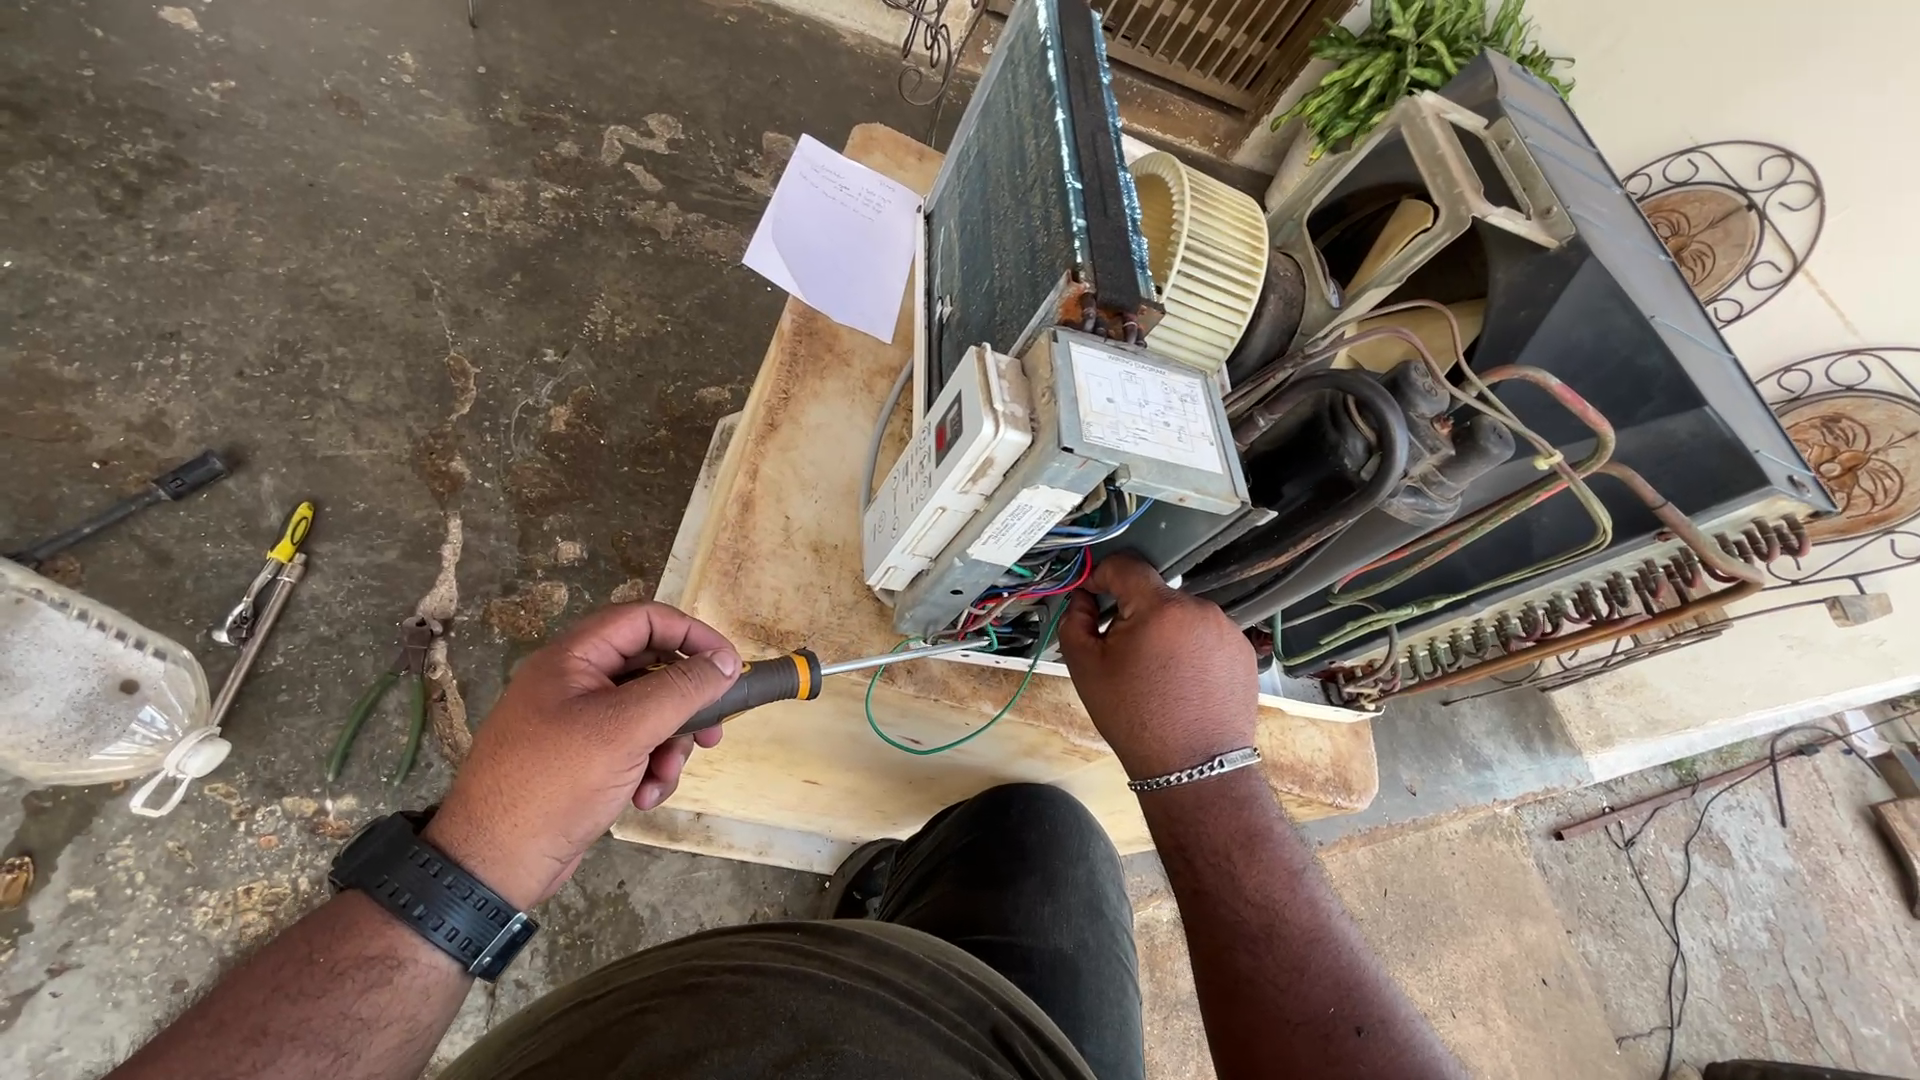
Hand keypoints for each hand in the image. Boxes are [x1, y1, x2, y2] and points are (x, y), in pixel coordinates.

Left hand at [421, 602, 740, 908]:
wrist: (491, 866)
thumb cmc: (556, 783)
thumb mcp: (627, 729)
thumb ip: (682, 688)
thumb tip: (727, 662)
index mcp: (573, 658)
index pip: (644, 619)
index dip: (692, 634)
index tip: (729, 666)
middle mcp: (575, 682)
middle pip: (652, 669)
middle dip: (687, 703)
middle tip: (714, 730)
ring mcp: (578, 723)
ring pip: (649, 713)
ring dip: (669, 745)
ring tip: (664, 776)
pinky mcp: (583, 760)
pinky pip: (634, 747)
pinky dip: (648, 769)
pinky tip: (643, 797)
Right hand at [1057, 553, 1258, 781]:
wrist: (1194, 767)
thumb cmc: (1135, 718)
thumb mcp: (1086, 668)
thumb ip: (1075, 620)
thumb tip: (1085, 599)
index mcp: (1160, 608)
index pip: (1126, 565)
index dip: (1102, 575)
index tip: (1092, 595)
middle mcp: (1200, 609)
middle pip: (1155, 595)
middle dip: (1134, 614)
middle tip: (1123, 652)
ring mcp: (1227, 630)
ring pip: (1181, 616)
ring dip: (1165, 631)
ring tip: (1156, 673)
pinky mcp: (1243, 652)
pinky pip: (1206, 636)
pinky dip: (1191, 649)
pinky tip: (1183, 682)